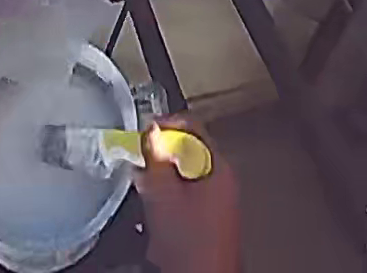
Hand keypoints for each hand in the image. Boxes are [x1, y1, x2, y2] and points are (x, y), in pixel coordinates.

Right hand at [136, 116, 239, 272]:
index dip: (167, 123)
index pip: (194, 126)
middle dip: (162, 153)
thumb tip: (151, 131)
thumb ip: (156, 159)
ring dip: (163, 175)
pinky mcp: (211, 220)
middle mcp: (223, 180)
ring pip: (186, 174)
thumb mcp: (163, 195)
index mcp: (219, 167)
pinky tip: (157, 209)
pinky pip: (188, 194)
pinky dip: (170, 194)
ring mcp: (219, 201)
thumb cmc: (190, 244)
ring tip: (146, 185)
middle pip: (189, 150)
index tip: (146, 130)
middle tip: (142, 158)